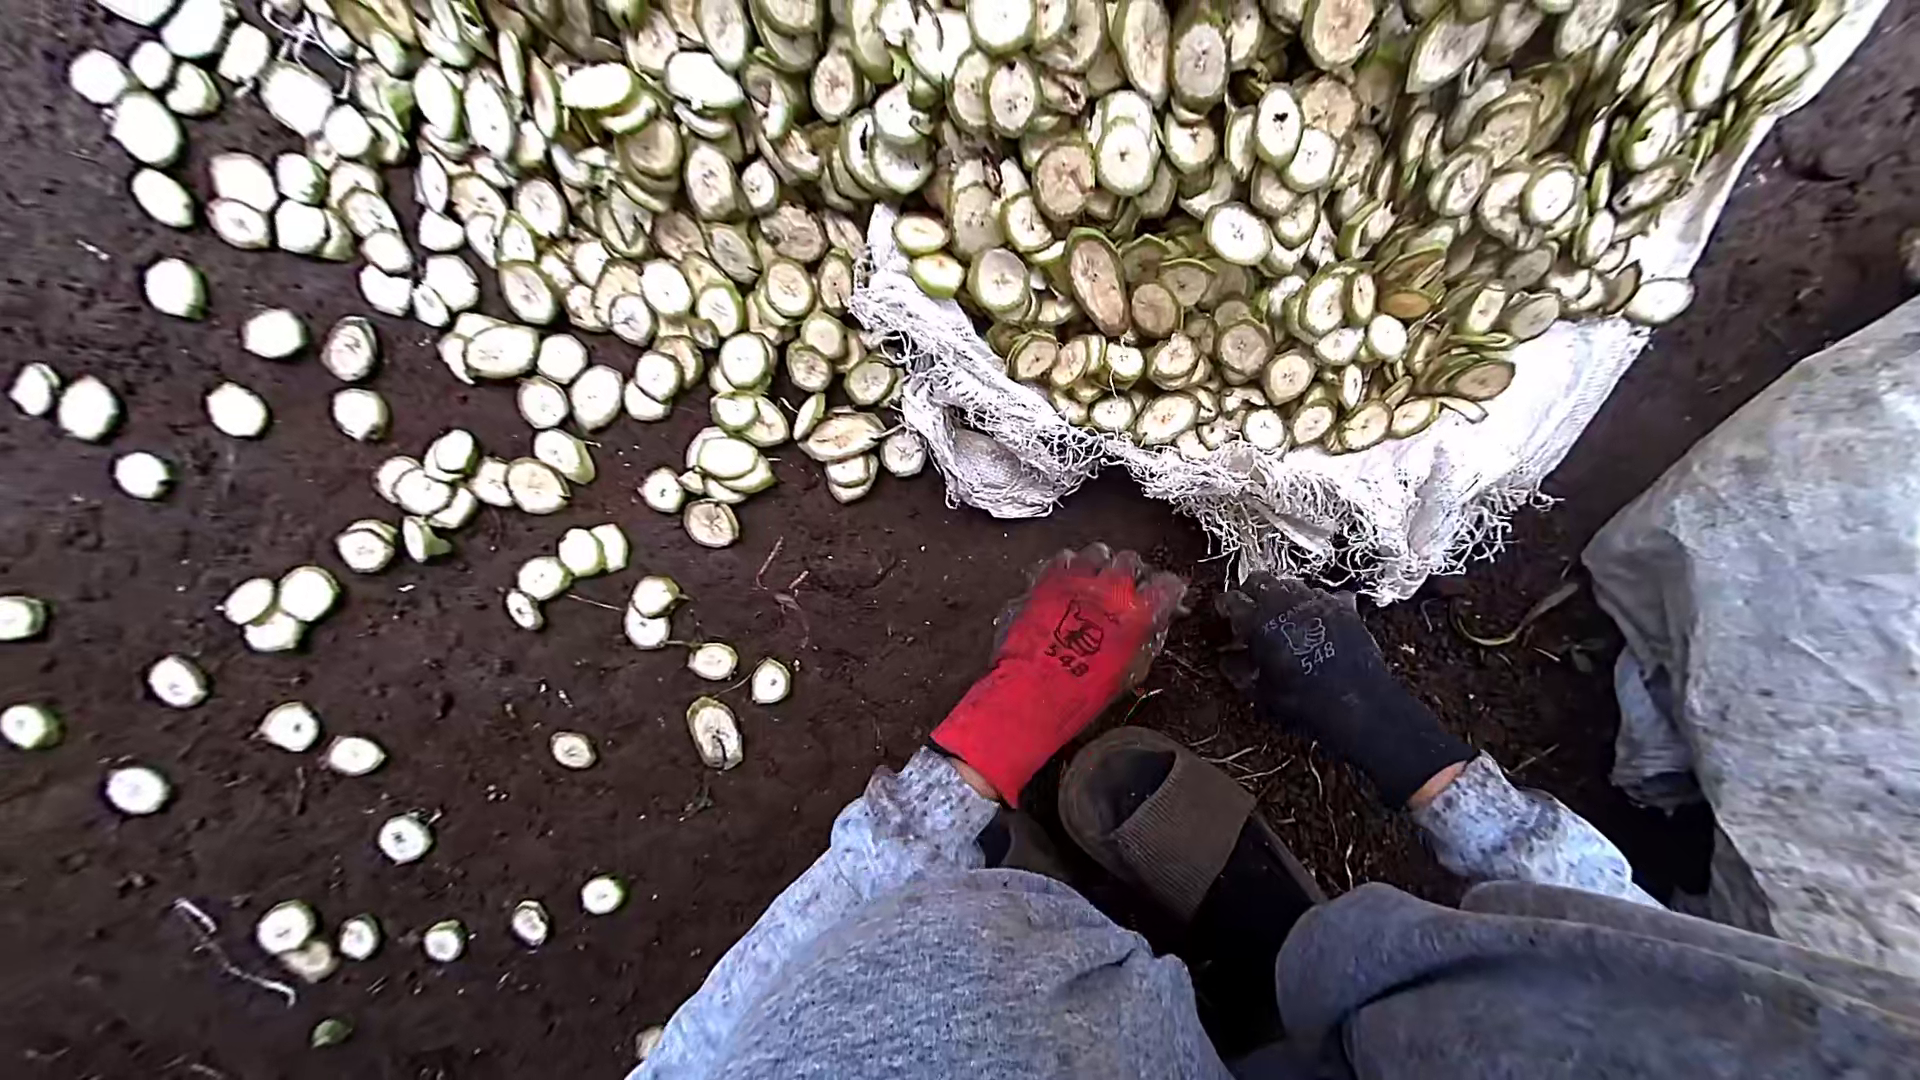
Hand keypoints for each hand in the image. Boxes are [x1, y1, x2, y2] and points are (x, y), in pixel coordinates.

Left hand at [932, 544, 1185, 805]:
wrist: (1035, 690)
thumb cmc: (1081, 693)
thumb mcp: (1125, 673)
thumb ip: (1137, 642)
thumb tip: (1141, 631)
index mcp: (1137, 617)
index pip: (1167, 586)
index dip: (1167, 587)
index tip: (1163, 591)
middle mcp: (1111, 592)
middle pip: (1129, 561)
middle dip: (1129, 571)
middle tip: (1122, 586)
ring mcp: (1078, 583)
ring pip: (1096, 553)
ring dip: (1098, 563)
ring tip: (1093, 578)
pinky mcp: (1048, 581)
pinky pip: (1063, 559)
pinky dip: (1068, 565)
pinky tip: (1066, 579)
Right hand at [1218, 575, 1473, 807]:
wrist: (1363, 708)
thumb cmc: (1305, 704)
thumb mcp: (1260, 692)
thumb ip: (1238, 669)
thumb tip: (1226, 656)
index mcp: (1259, 621)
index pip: (1231, 599)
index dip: (1224, 607)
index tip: (1224, 617)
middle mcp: (1286, 603)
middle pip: (1259, 580)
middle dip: (1250, 592)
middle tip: (1249, 610)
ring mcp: (1318, 602)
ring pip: (1289, 583)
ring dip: (1280, 594)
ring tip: (1280, 614)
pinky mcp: (1344, 609)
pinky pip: (1321, 594)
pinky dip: (1312, 602)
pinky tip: (1311, 620)